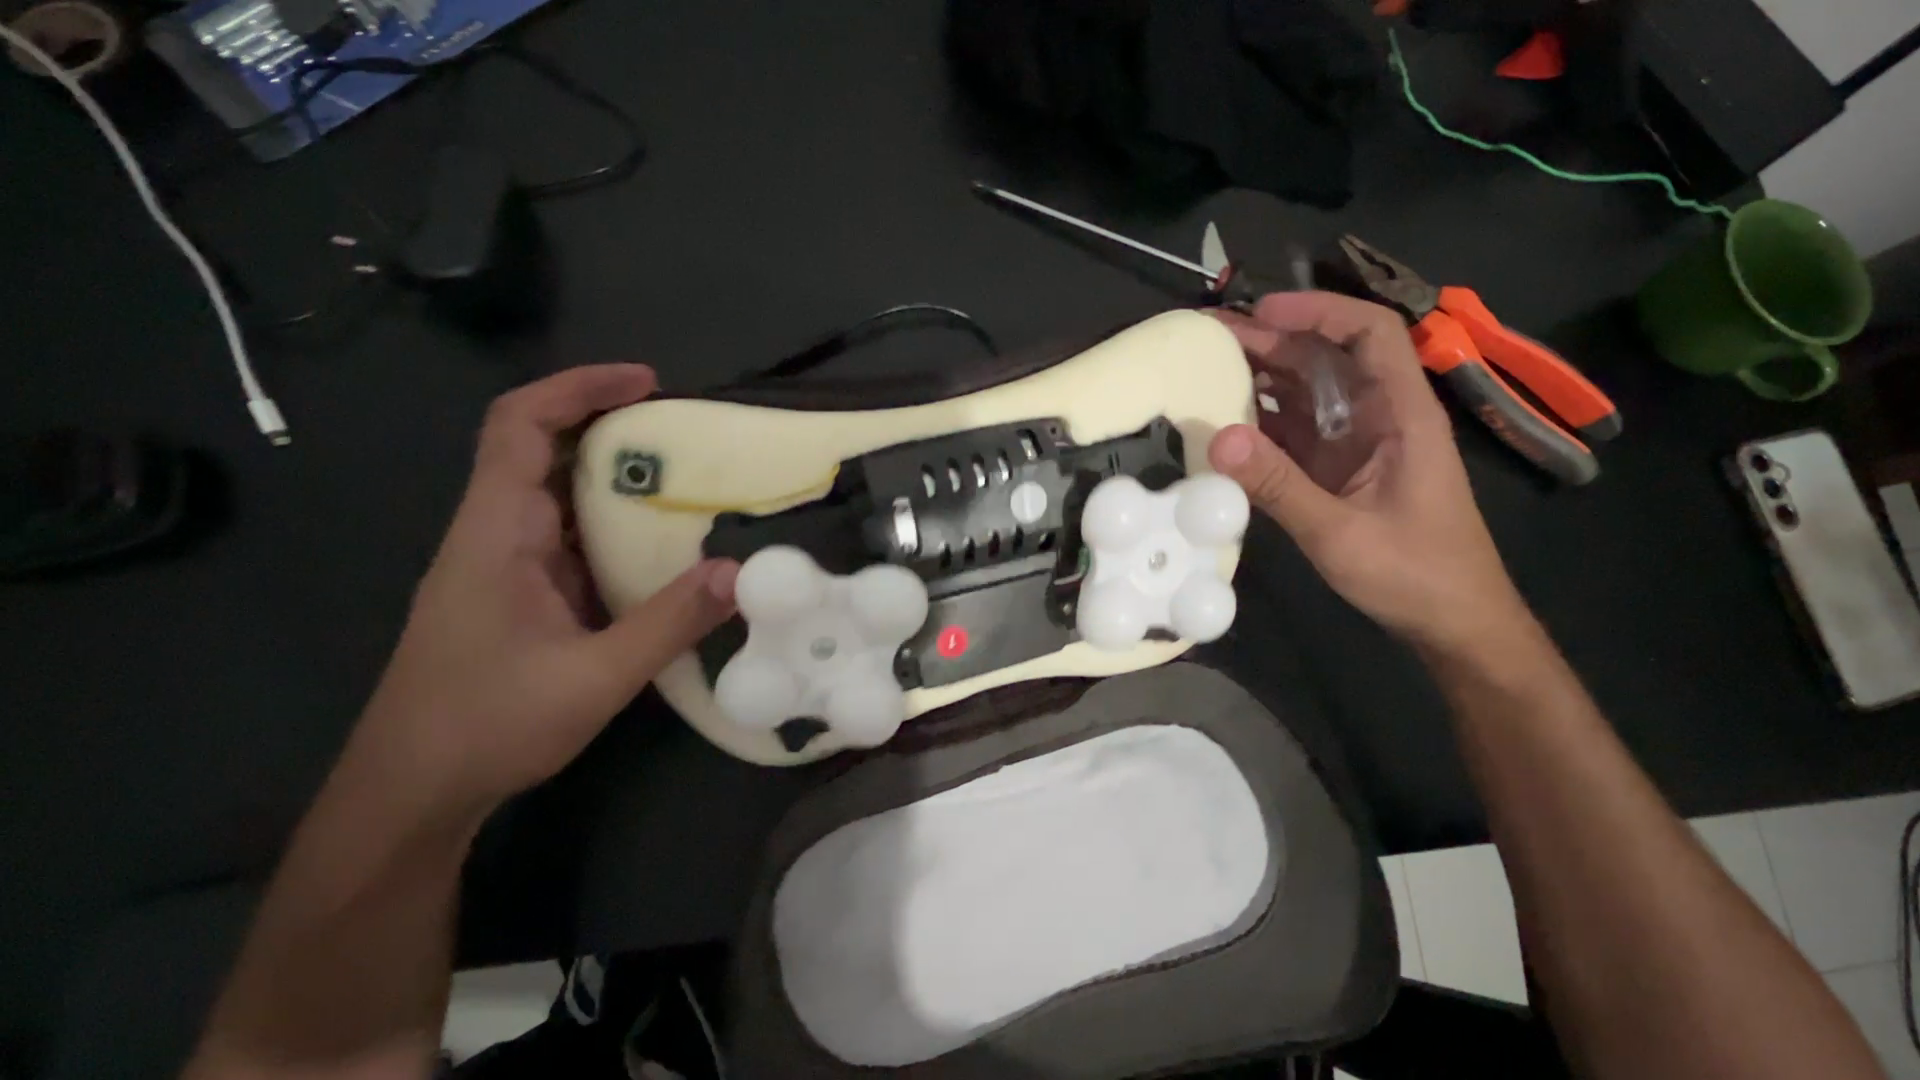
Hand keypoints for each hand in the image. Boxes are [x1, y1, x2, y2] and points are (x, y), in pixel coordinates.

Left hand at [361, 365, 737, 806]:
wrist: (413, 791)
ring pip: (559, 499)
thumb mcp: (593, 677)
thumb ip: (668, 623)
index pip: (519, 425)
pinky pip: (568, 543)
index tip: (647, 384)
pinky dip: (613, 533)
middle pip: (544, 452)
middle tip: (691, 442)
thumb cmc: (486, 725)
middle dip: (614, 433)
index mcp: (495, 532)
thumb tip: (740, 573)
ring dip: (617, 485)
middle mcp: (495, 536)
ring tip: (691, 490)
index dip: (578, 388)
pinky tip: (661, 557)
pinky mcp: (516, 599)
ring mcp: (503, 569)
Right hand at [1207, 292, 1529, 652]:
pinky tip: (1224, 421)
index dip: (1317, 312)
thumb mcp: (1340, 533)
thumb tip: (1218, 438)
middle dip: (1272, 341)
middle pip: (1327, 358)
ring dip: (1262, 377)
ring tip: (1205, 369)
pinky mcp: (1341, 471)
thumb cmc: (1416, 574)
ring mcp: (1360, 444)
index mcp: (1403, 414)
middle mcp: (1381, 416)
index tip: (1259, 313)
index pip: (1369, 334)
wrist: (1454, 624)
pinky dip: (1262, 422)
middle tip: (1207, 338)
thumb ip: (1278, 486)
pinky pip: (1298, 432)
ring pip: (1308, 392)